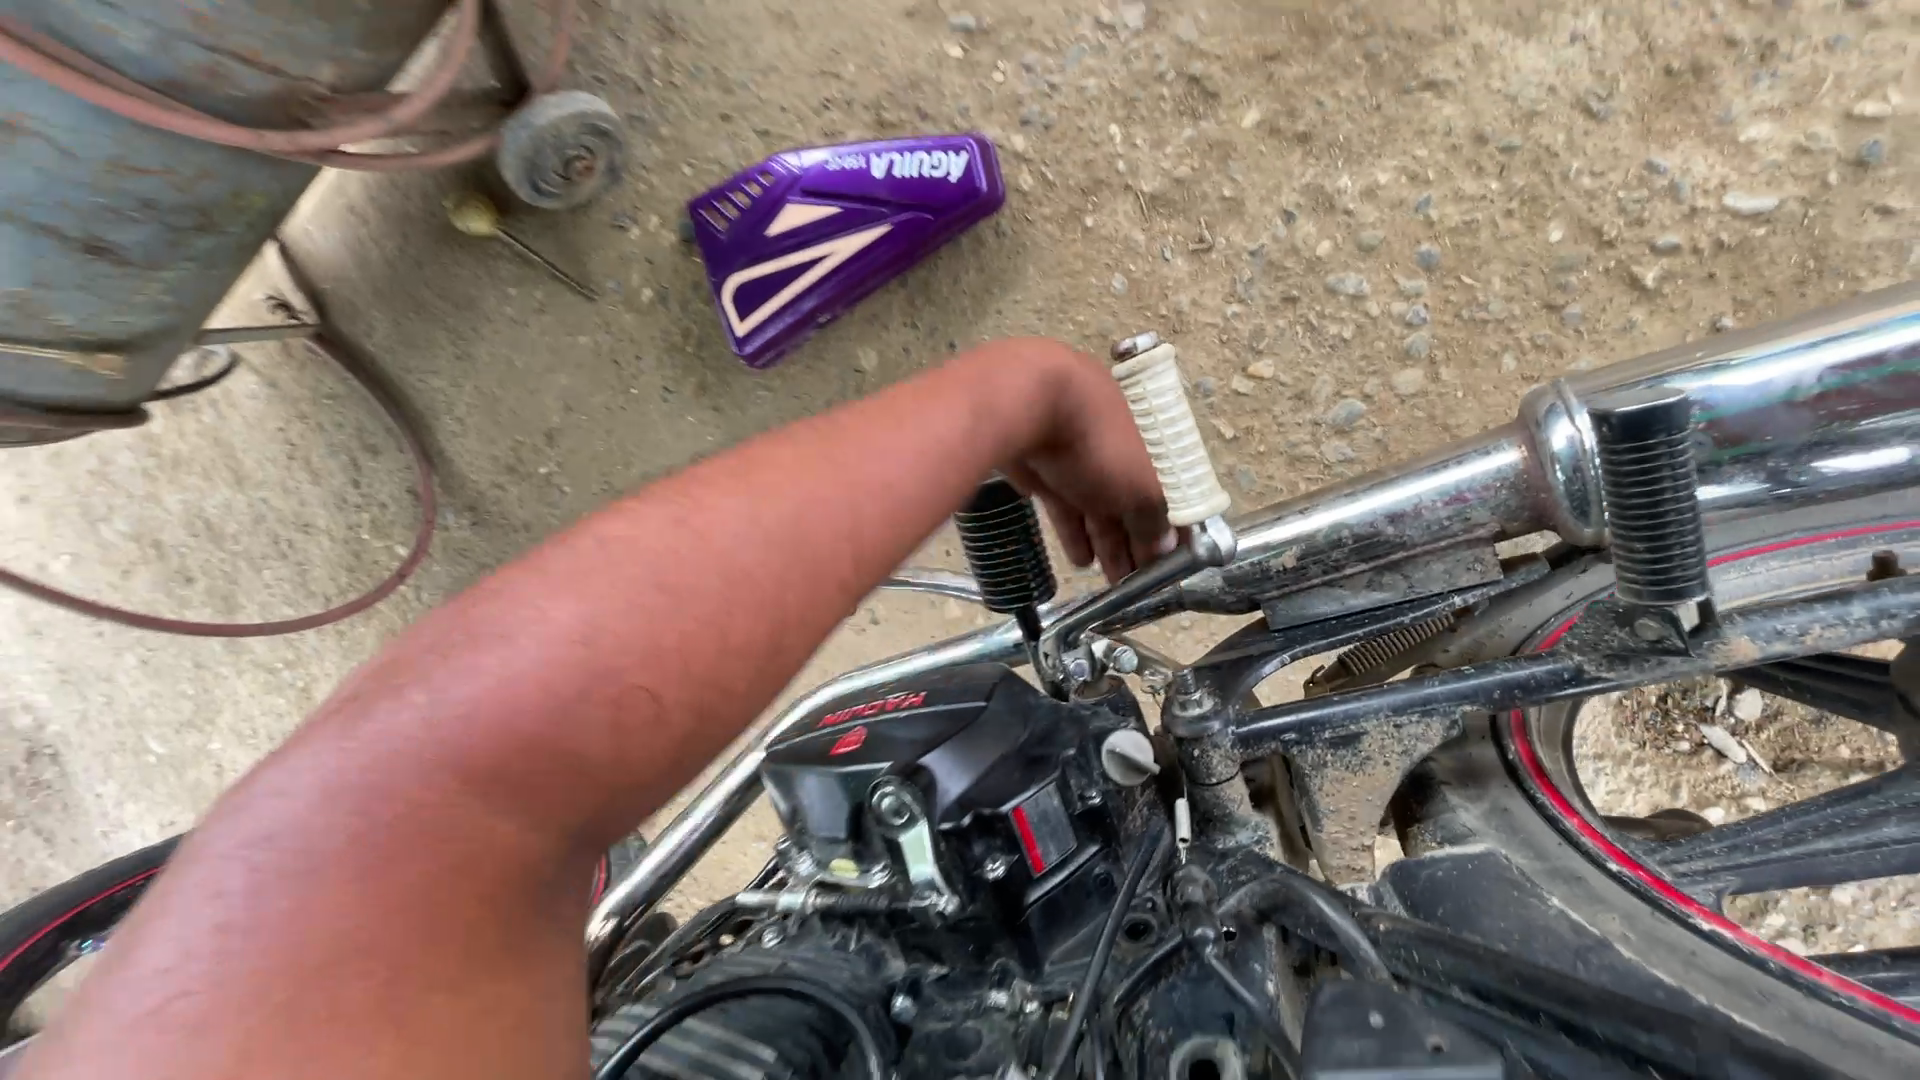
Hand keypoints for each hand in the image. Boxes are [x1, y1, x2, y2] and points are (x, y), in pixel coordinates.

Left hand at [959, 340, 1172, 580]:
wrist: (1027, 404)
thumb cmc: (1098, 442)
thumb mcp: (1141, 486)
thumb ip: (1155, 518)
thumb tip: (1165, 544)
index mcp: (1150, 443)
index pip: (1168, 491)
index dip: (1171, 528)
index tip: (1172, 563)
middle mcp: (1118, 447)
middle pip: (1132, 502)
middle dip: (1139, 544)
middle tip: (1141, 582)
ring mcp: (1078, 458)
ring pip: (1098, 507)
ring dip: (1109, 544)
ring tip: (1115, 579)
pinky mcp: (1043, 469)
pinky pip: (1066, 506)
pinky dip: (1076, 533)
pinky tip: (1082, 560)